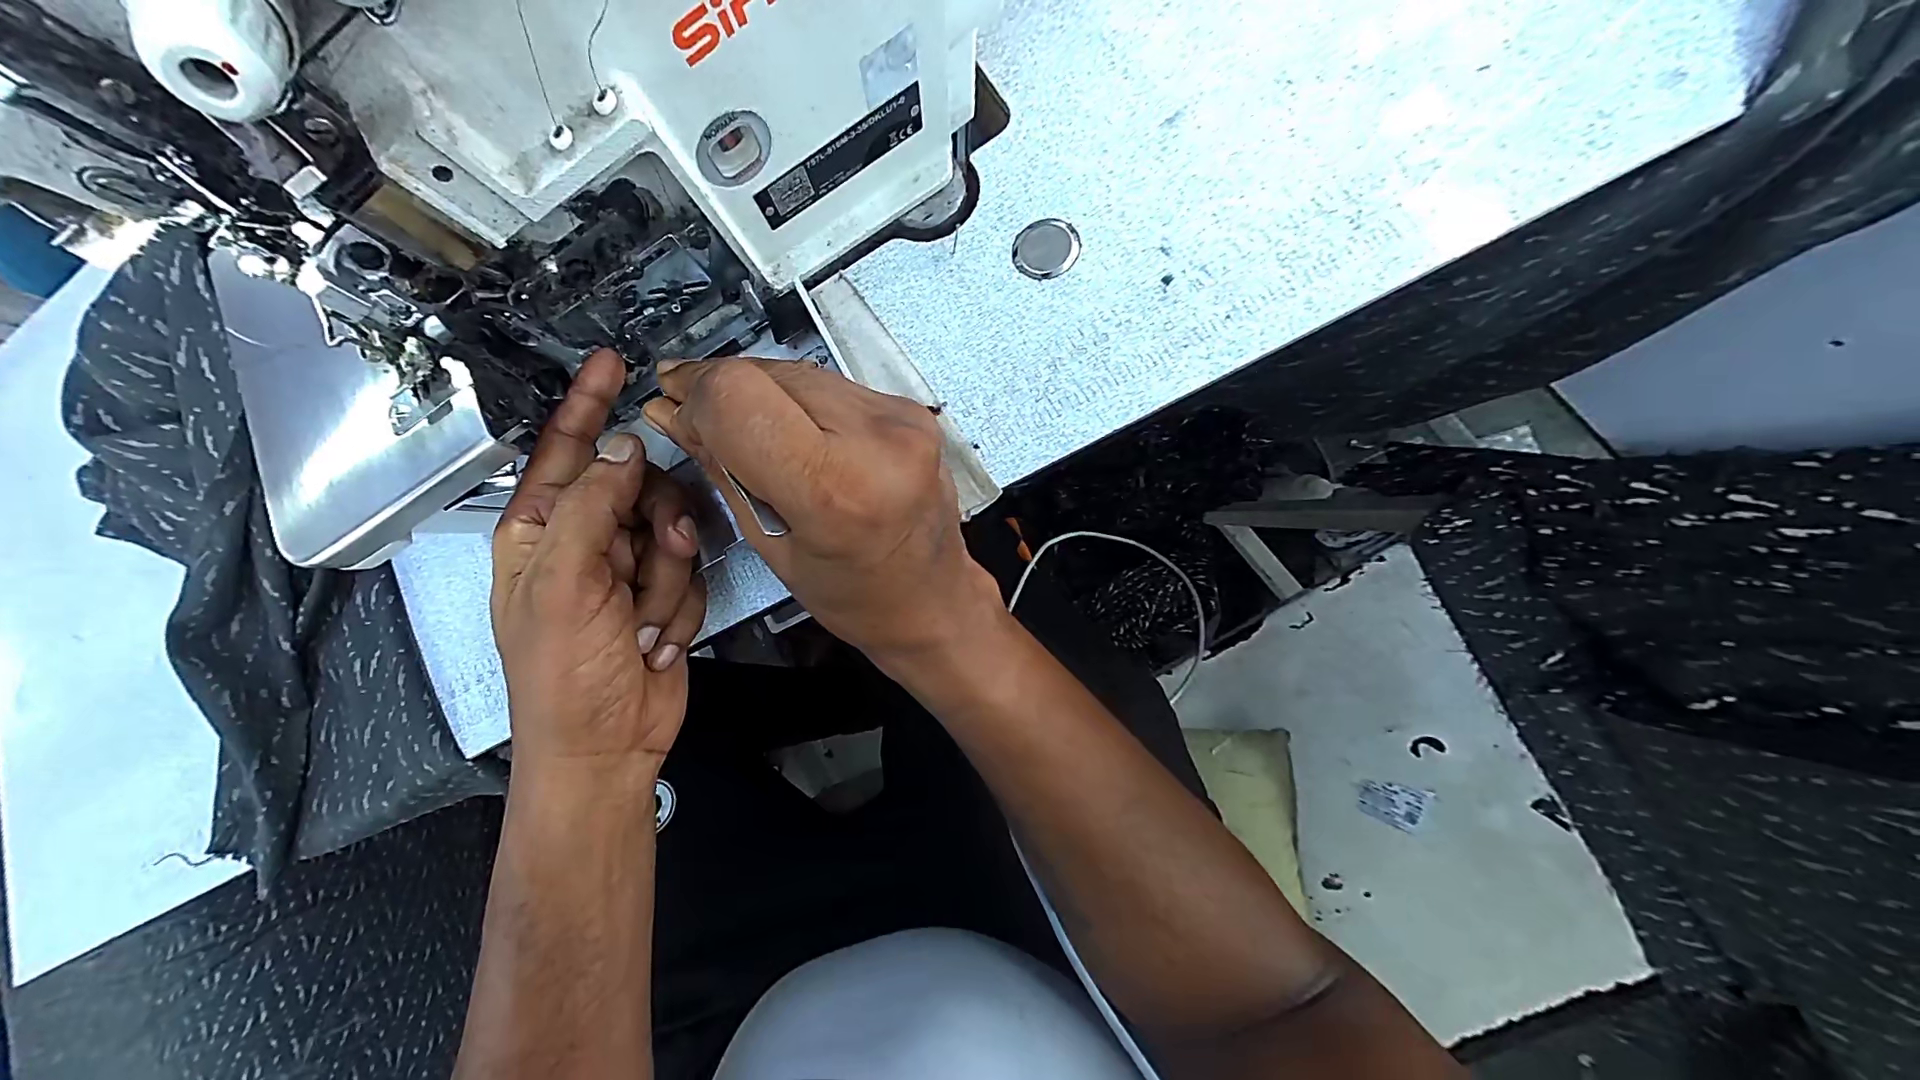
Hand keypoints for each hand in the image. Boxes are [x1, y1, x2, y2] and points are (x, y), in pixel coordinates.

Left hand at [492, 349, 706, 767]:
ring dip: (669, 578)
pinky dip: (680, 606)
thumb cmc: (562, 676)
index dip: (588, 405)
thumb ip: (591, 508)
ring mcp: (630, 568)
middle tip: (654, 553)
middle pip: (641, 488)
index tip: (611, 364)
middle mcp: (587, 541)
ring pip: (676, 530)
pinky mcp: (665, 593)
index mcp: (541, 532)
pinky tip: (656, 639)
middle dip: (657, 523)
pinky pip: (693, 572)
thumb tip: (622, 449)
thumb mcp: (563, 586)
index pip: (564, 451)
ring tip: (645, 620)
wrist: (608, 745)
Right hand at [641, 358, 1003, 663]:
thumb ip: (722, 471)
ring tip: (759, 444)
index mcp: (838, 489)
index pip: (737, 395)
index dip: (695, 397)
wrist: (931, 598)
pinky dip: (797, 401)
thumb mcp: (773, 547)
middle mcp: (879, 443)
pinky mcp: (908, 411)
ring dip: (760, 396)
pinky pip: (829, 381)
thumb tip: (678, 414)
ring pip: (796, 368)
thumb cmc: (864, 595)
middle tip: (705, 424)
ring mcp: (901, 421)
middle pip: (764, 372)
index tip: (678, 408)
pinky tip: (795, 436)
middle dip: (722, 394)